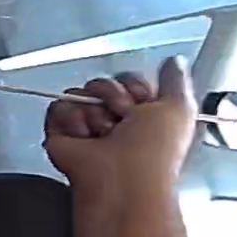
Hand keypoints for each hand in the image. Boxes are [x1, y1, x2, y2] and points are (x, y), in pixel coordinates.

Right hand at [44, 57, 195, 200]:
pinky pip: (57, 107)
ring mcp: (84, 124)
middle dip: (113, 96)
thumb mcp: (179, 108)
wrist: (120, 176)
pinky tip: (83, 134)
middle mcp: (111, 118)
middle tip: (122, 117)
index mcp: (141, 113)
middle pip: (102, 84)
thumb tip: (174, 60)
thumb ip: (175, 81)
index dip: (135, 86)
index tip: (143, 101)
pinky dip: (70, 119)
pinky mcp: (59, 132)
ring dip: (93, 110)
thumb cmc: (153, 151)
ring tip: (101, 131)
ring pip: (79, 94)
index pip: (127, 80)